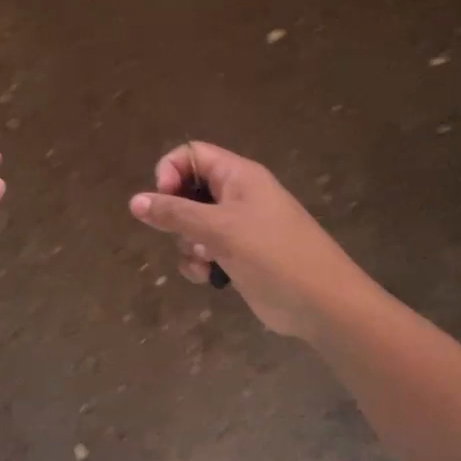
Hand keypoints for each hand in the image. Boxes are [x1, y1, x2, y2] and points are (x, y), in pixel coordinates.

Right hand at [128, 142, 382, 339]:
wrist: (326, 306)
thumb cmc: (274, 255)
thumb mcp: (219, 229)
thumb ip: (174, 213)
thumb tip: (134, 201)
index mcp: (239, 176)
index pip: (190, 154)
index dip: (170, 172)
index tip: (163, 198)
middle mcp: (238, 196)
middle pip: (187, 190)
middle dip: (176, 214)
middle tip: (182, 232)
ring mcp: (239, 227)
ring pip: (191, 223)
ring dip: (186, 243)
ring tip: (203, 259)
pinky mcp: (239, 255)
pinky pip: (203, 249)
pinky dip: (198, 261)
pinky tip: (207, 277)